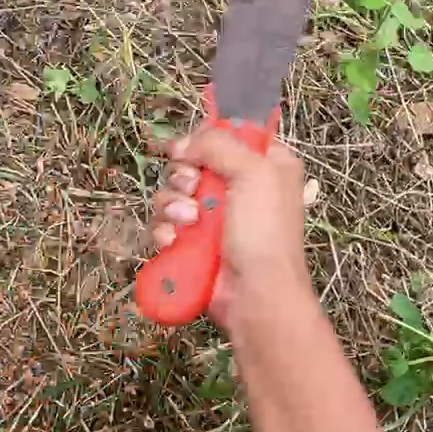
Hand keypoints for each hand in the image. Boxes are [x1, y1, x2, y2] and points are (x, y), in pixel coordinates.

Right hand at [150, 125, 309, 328]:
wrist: (256, 295)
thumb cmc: (264, 231)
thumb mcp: (253, 173)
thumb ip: (218, 144)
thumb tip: (182, 144)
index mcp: (267, 164)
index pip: (229, 135)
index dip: (206, 139)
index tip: (192, 148)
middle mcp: (242, 187)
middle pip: (193, 163)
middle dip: (185, 176)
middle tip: (193, 188)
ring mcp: (216, 217)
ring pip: (175, 193)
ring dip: (173, 205)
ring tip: (188, 221)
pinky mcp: (195, 243)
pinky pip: (166, 224)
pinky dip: (166, 230)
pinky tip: (174, 240)